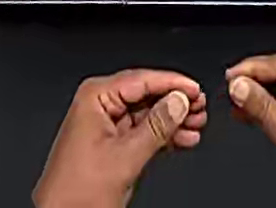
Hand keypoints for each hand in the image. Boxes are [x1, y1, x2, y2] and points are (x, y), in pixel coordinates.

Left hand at [33, 68, 207, 207]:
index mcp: (96, 96)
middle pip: (146, 94)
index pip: (142, 79)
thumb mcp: (124, 158)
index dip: (172, 83)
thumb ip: (156, 127)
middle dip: (175, 103)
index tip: (195, 88)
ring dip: (173, 120)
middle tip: (200, 107)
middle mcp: (100, 104)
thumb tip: (179, 101)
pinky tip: (183, 139)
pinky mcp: (110, 143)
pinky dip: (162, 136)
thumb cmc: (75, 195)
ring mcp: (105, 124)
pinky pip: (142, 130)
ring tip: (197, 124)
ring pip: (147, 113)